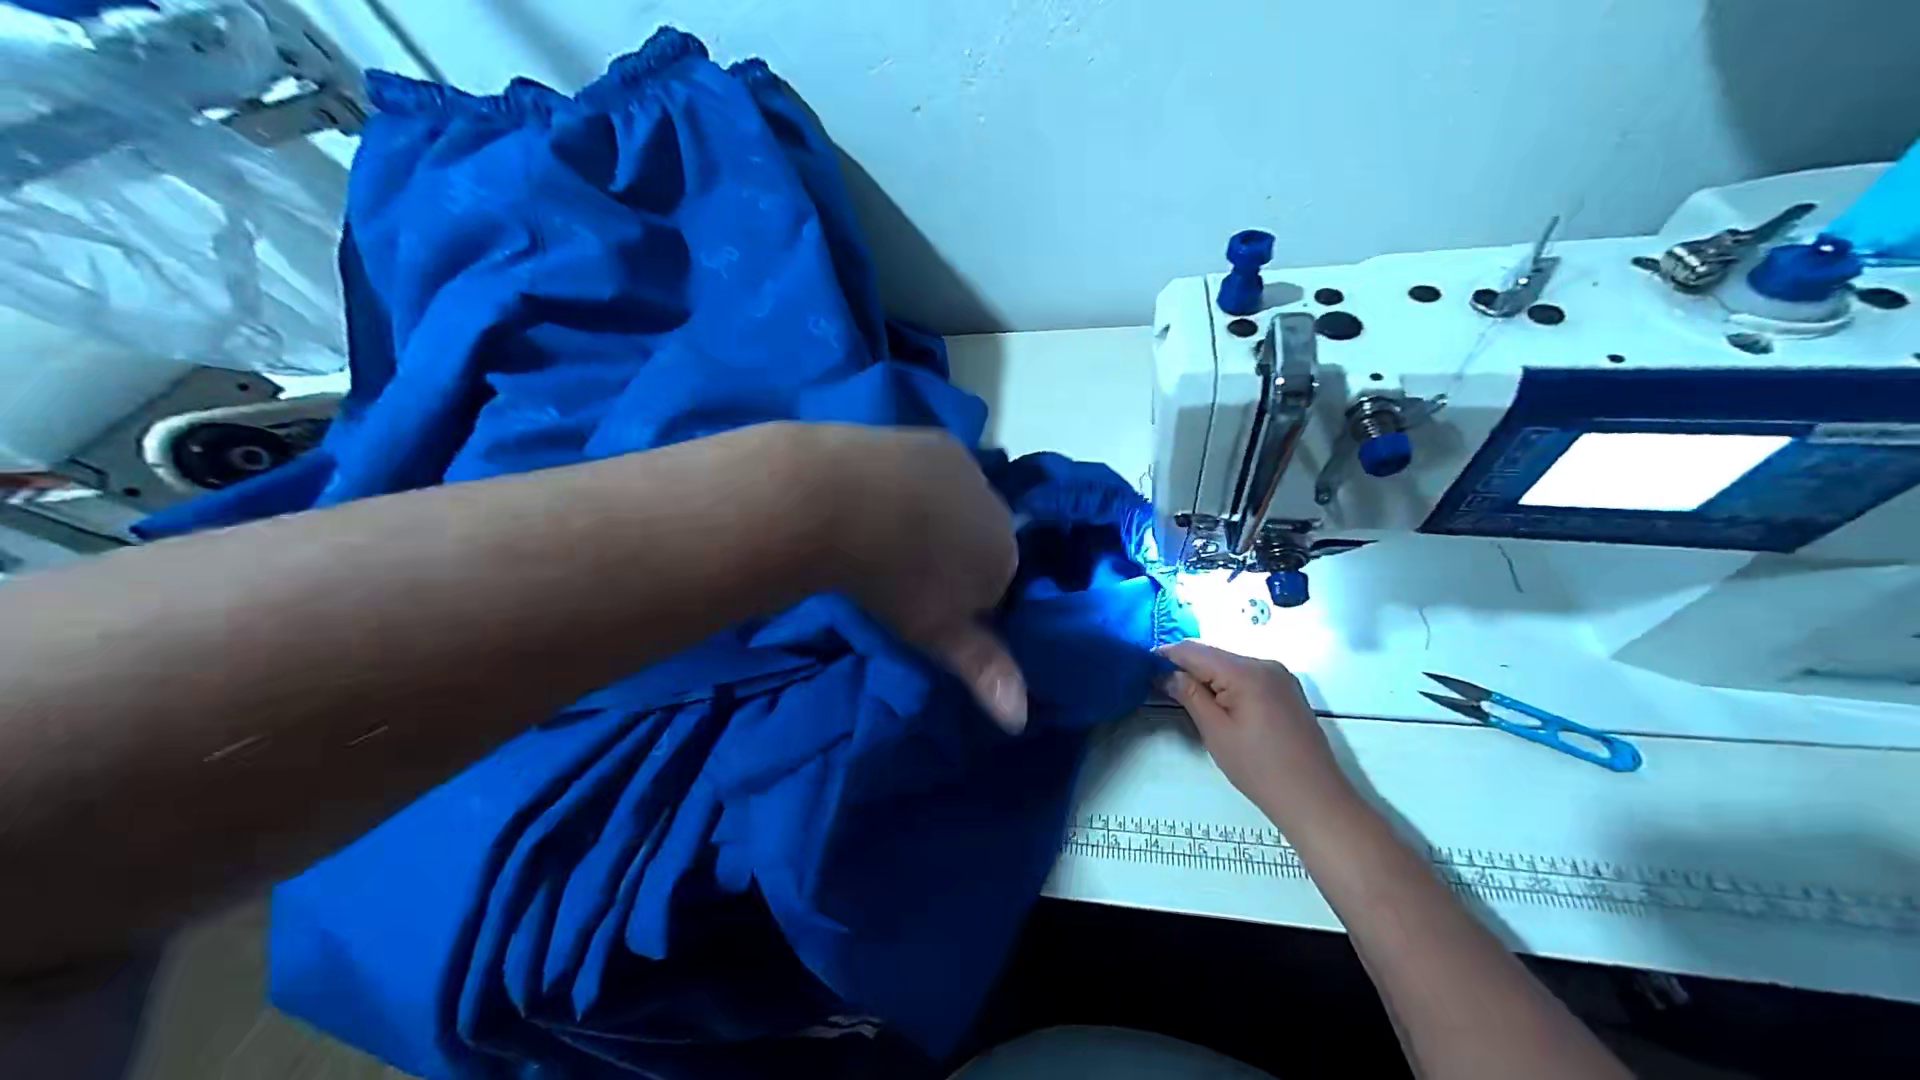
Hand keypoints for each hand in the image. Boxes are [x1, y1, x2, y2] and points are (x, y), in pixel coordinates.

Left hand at [802, 425, 1026, 732]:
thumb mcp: (935, 633)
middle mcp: (998, 509)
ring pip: (958, 502)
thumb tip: (1021, 720)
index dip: (961, 597)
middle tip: (900, 568)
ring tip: (884, 530)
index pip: (996, 585)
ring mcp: (968, 469)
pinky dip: (915, 482)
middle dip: (953, 553)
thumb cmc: (893, 578)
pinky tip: (881, 493)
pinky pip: (934, 470)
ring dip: (933, 515)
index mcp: (1005, 557)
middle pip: (981, 539)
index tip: (922, 603)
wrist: (842, 501)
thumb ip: (983, 670)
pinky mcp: (935, 440)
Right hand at [1158, 640, 1356, 830]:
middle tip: (1159, 686)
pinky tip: (1216, 702)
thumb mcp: (1215, 731)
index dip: (1166, 655)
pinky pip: (1247, 676)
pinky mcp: (1286, 691)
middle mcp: (1265, 664)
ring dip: (1205, 676)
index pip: (1195, 650)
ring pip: (1229, 665)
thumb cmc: (1259, 768)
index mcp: (1247, 671)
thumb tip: (1165, 673)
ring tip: (1184, 696)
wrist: (1315, 799)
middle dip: (1185, 667)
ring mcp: (1280, 676)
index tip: (1143, 667)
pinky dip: (1226, 684)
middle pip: (1213, 655)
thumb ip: (1189, 694)